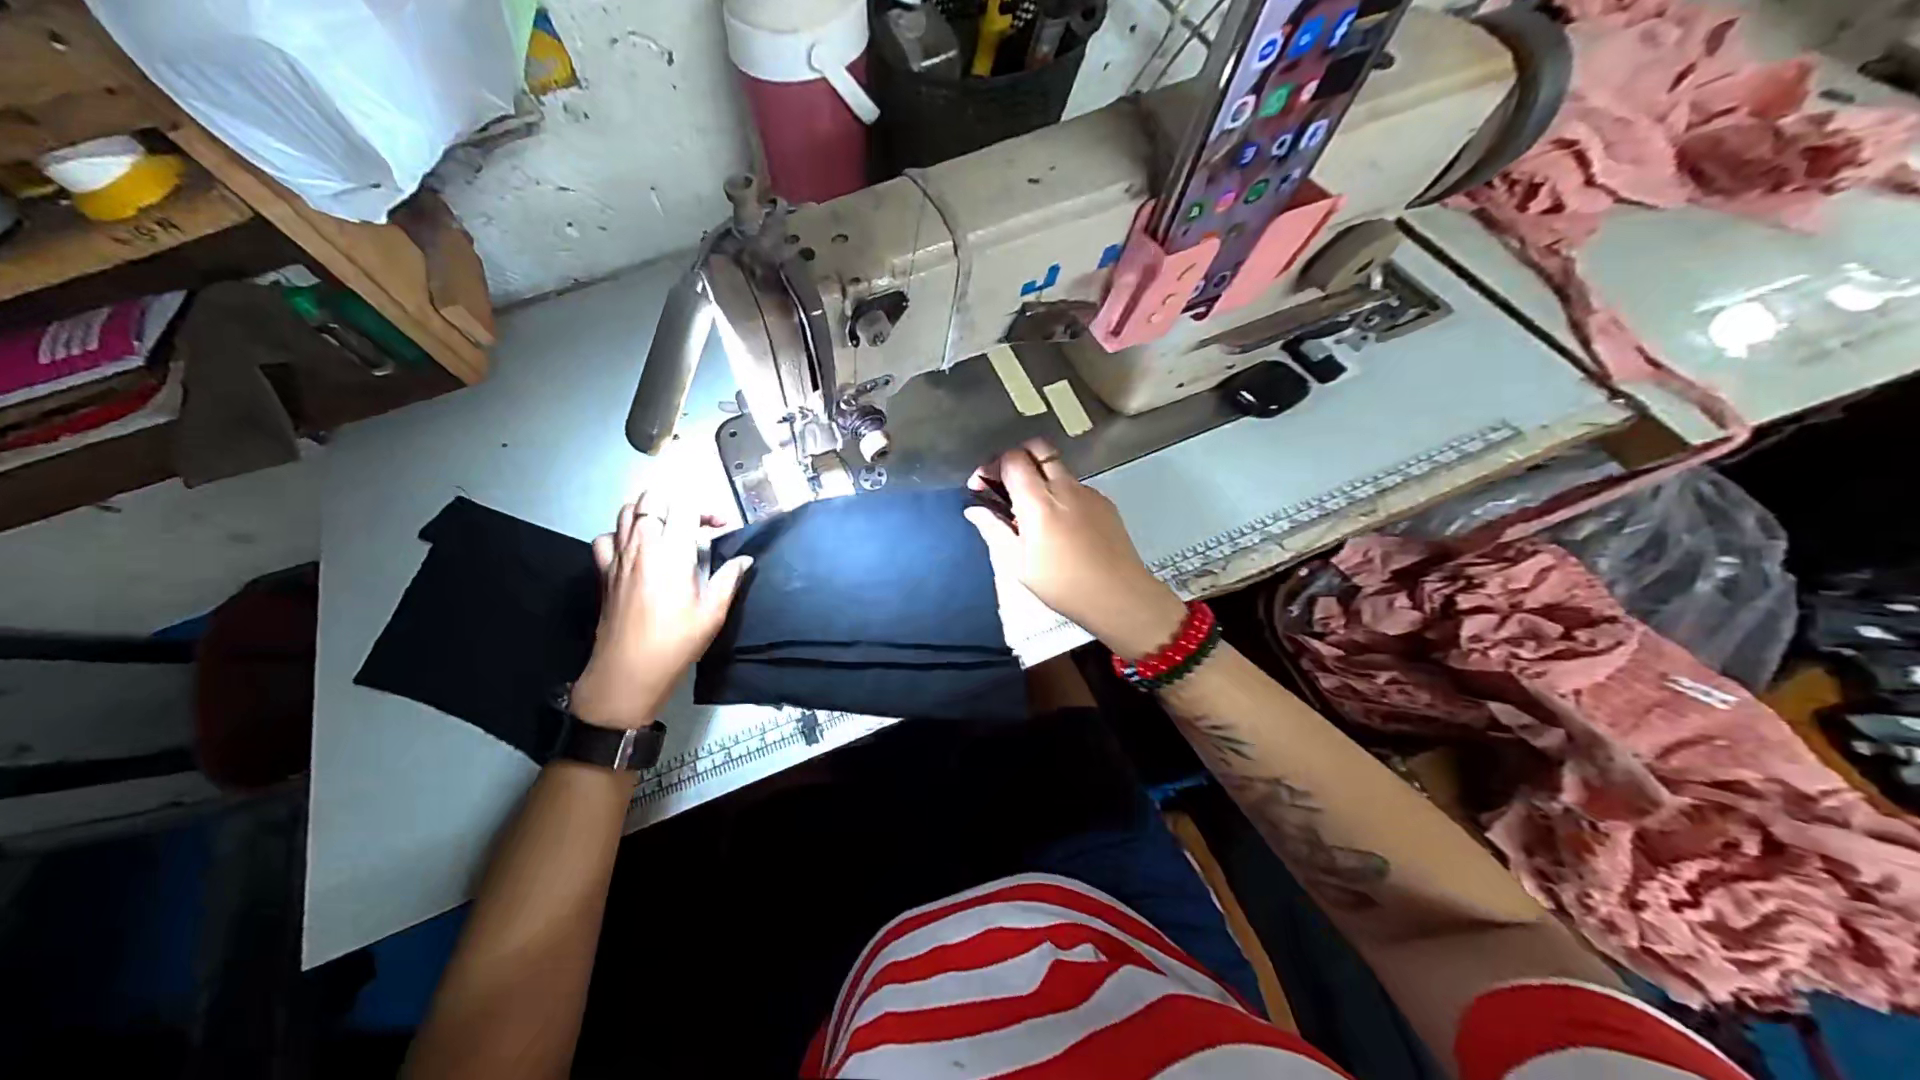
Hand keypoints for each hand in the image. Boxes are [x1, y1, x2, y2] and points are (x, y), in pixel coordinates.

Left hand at [568, 490, 752, 729]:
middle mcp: (642, 547)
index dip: (706, 510)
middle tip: (694, 525)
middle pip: (652, 499)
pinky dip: (621, 535)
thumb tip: (744, 560)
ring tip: (667, 530)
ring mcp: (618, 557)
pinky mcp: (604, 572)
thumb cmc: (676, 643)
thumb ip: (728, 579)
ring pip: (627, 511)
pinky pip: (606, 538)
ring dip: (649, 513)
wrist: (628, 671)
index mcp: (672, 553)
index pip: (685, 507)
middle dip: (676, 504)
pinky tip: (635, 550)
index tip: (720, 528)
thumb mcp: (713, 613)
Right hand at [963, 438, 1186, 659]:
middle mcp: (1065, 488)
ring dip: (1039, 476)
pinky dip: (1061, 493)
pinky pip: (1076, 486)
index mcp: (1039, 502)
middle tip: (1006, 485)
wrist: (1118, 596)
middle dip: (1017, 458)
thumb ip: (994, 530)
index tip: (982, 487)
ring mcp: (1088, 493)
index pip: (1012, 459)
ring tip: (1032, 511)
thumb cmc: (1065, 586)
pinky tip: (1059, 524)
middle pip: (1037, 448)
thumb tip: (975, 510)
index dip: (992, 466)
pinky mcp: (1104, 502)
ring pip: (1058, 467)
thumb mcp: (1019, 564)